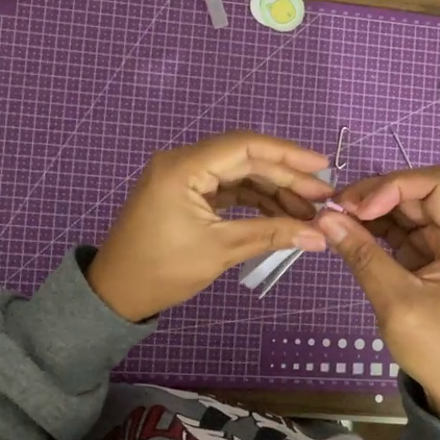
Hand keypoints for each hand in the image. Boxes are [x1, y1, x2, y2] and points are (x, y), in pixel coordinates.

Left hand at [87, 132, 334, 321]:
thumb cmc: (163, 270)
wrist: (116, 293)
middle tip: (323, 197)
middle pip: (244, 158)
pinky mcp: (184, 192)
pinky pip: (225, 187)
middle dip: (285, 177)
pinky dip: (253, 199)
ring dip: (272, 190)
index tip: (322, 168)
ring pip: (237, 173)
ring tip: (308, 212)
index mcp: (184, 167)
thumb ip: (272, 235)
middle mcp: (182, 161)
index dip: (287, 154)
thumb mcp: (221, 250)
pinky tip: (281, 214)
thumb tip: (320, 235)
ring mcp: (182, 176)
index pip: (245, 146)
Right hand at [314, 167, 439, 426]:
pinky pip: (400, 234)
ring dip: (371, 212)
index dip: (393, 185)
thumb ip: (362, 255)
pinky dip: (374, 231)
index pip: (434, 184)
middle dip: (376, 195)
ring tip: (335, 220)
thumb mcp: (397, 302)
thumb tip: (325, 218)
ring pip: (406, 212)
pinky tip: (348, 234)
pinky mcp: (428, 263)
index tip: (358, 208)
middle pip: (417, 194)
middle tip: (335, 210)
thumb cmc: (438, 349)